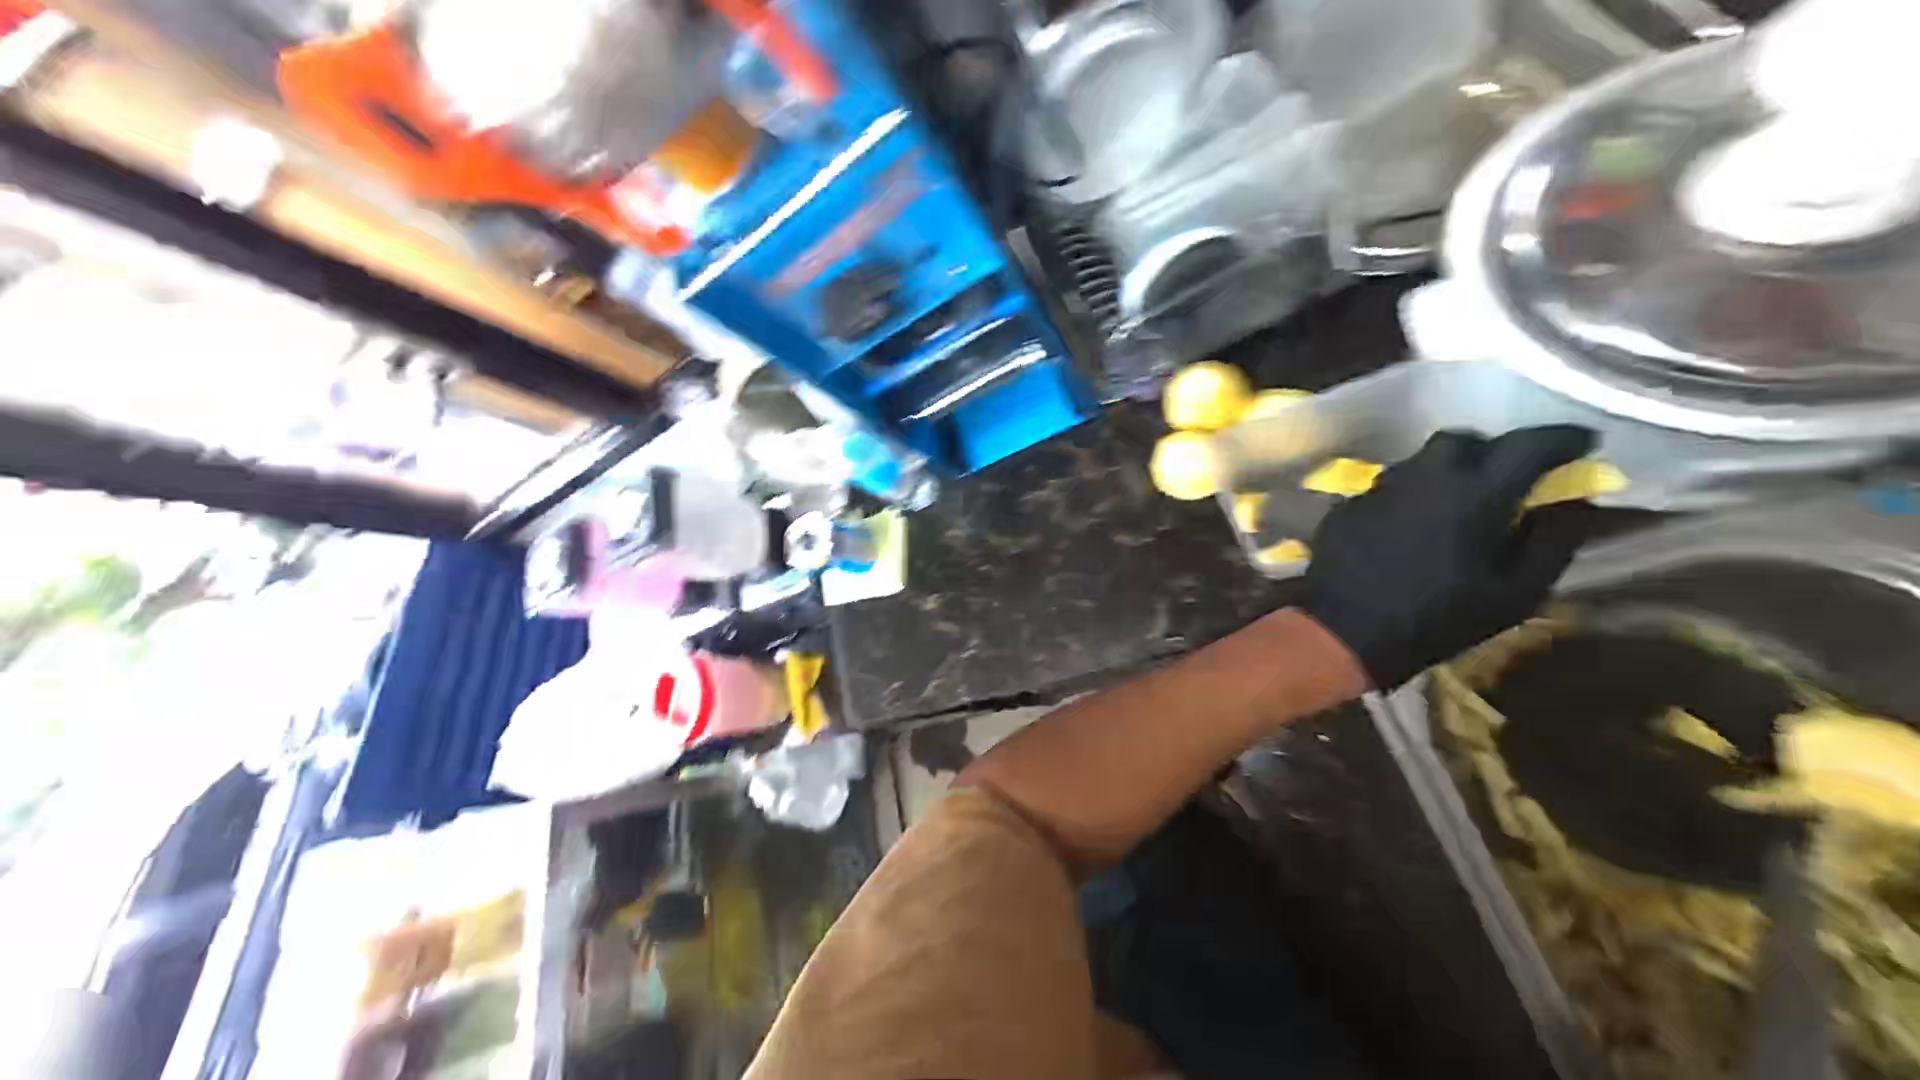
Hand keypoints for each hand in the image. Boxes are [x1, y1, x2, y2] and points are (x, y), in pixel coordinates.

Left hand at [1299, 426, 1597, 689]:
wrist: (1346, 631)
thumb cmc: (1440, 618)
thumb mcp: (1518, 592)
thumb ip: (1555, 540)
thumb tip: (1577, 501)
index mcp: (1476, 492)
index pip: (1530, 443)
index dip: (1563, 439)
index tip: (1581, 445)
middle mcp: (1424, 476)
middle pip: (1463, 441)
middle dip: (1492, 451)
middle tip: (1508, 478)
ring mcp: (1377, 488)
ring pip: (1419, 462)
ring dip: (1445, 473)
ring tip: (1457, 504)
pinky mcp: (1346, 505)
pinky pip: (1386, 488)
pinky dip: (1408, 497)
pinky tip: (1409, 527)